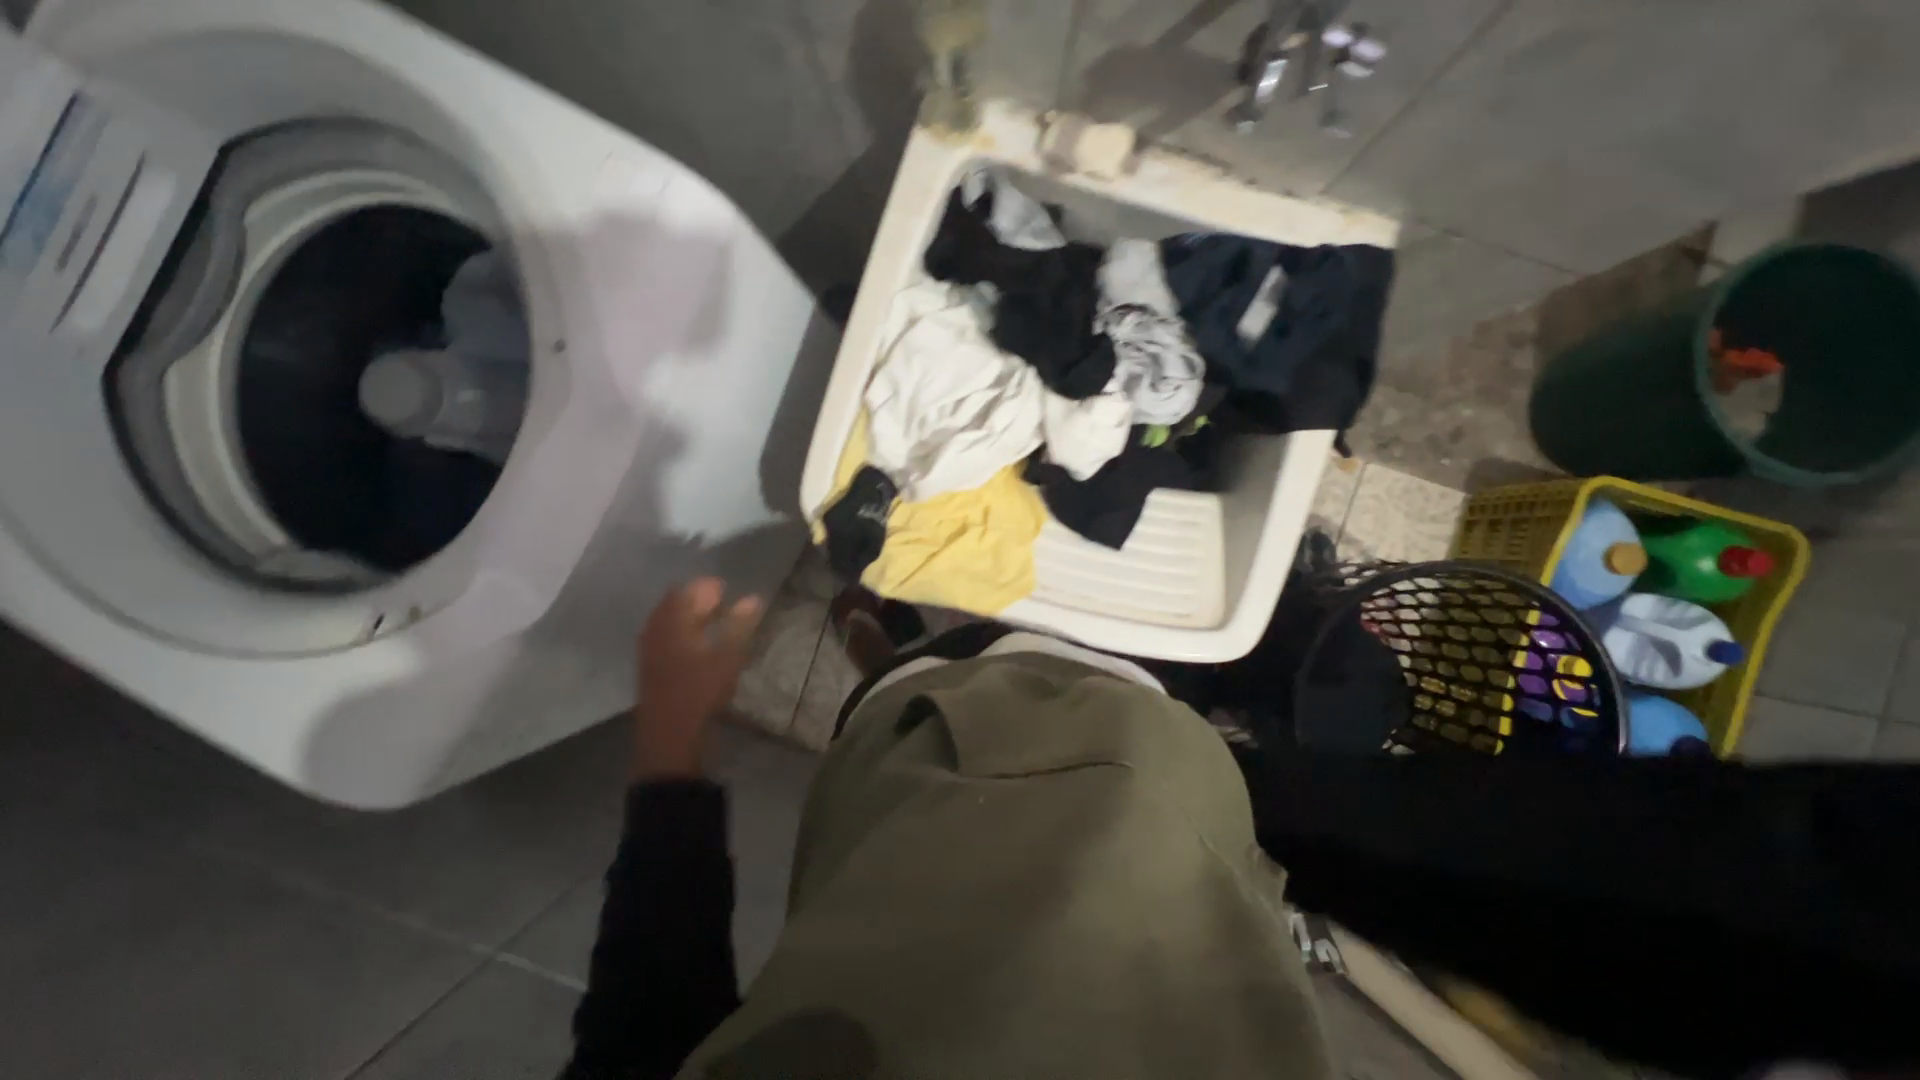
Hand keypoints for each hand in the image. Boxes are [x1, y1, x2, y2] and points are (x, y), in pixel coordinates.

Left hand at [633, 577, 764, 778]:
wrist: (669, 736)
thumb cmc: (700, 691)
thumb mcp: (727, 656)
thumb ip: (740, 625)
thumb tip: (753, 598)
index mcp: (671, 622)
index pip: (686, 591)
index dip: (706, 587)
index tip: (727, 589)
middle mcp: (655, 630)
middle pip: (674, 605)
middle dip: (698, 600)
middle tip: (723, 602)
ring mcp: (648, 650)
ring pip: (668, 623)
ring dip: (690, 618)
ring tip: (715, 623)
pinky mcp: (650, 668)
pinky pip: (665, 638)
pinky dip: (683, 634)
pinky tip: (699, 646)